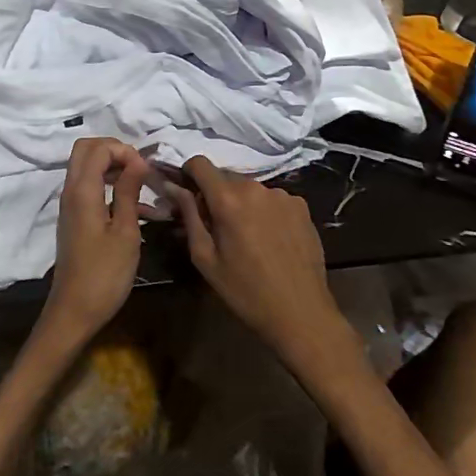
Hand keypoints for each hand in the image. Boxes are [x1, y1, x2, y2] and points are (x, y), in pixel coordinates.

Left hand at [44, 138, 146, 339]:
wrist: (74, 312)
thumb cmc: (104, 274)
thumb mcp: (126, 232)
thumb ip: (129, 192)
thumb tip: (138, 161)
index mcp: (82, 191)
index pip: (97, 148)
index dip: (123, 150)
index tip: (146, 170)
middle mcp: (71, 191)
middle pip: (86, 151)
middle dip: (115, 151)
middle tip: (141, 169)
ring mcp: (71, 205)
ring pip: (87, 168)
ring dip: (114, 168)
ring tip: (144, 185)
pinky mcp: (75, 218)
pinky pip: (90, 188)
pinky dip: (110, 187)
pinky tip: (139, 207)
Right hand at [177, 157, 350, 360]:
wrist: (300, 312)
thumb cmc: (245, 291)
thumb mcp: (206, 259)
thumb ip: (189, 216)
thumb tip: (174, 187)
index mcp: (228, 199)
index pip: (200, 163)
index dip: (189, 174)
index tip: (187, 194)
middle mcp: (256, 187)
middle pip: (226, 177)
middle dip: (216, 194)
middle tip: (216, 225)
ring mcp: (282, 194)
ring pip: (250, 189)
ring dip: (242, 203)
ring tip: (247, 236)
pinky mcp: (301, 205)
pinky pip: (273, 199)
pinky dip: (265, 210)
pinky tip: (271, 238)